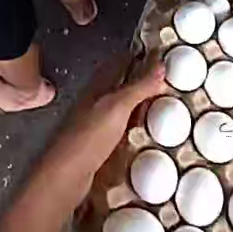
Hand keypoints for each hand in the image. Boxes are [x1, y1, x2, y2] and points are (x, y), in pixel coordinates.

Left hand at [33, 55, 167, 203]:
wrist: (65, 175)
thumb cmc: (90, 136)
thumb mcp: (119, 107)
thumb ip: (139, 86)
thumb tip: (161, 64)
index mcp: (99, 84)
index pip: (121, 61)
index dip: (140, 56)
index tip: (163, 57)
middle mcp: (95, 98)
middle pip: (122, 83)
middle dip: (142, 81)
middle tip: (167, 84)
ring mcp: (94, 121)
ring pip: (121, 106)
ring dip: (139, 105)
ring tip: (160, 109)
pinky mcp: (96, 143)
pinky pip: (120, 127)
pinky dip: (133, 126)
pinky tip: (142, 135)